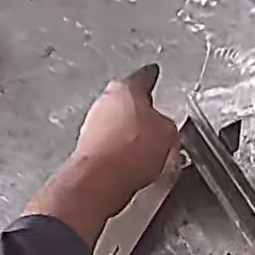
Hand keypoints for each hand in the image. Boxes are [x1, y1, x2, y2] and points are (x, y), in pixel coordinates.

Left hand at [71, 63, 179, 196]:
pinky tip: (129, 166)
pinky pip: (109, 147)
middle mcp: (104, 102)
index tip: (152, 74)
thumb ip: (167, 125)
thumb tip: (165, 132)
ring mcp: (92, 125)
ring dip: (128, 136)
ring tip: (144, 155)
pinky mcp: (87, 149)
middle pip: (127, 103)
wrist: (102, 180)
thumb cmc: (130, 152)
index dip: (151, 77)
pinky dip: (118, 153)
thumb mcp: (168, 134)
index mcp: (125, 88)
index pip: (143, 77)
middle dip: (140, 114)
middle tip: (154, 127)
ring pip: (116, 125)